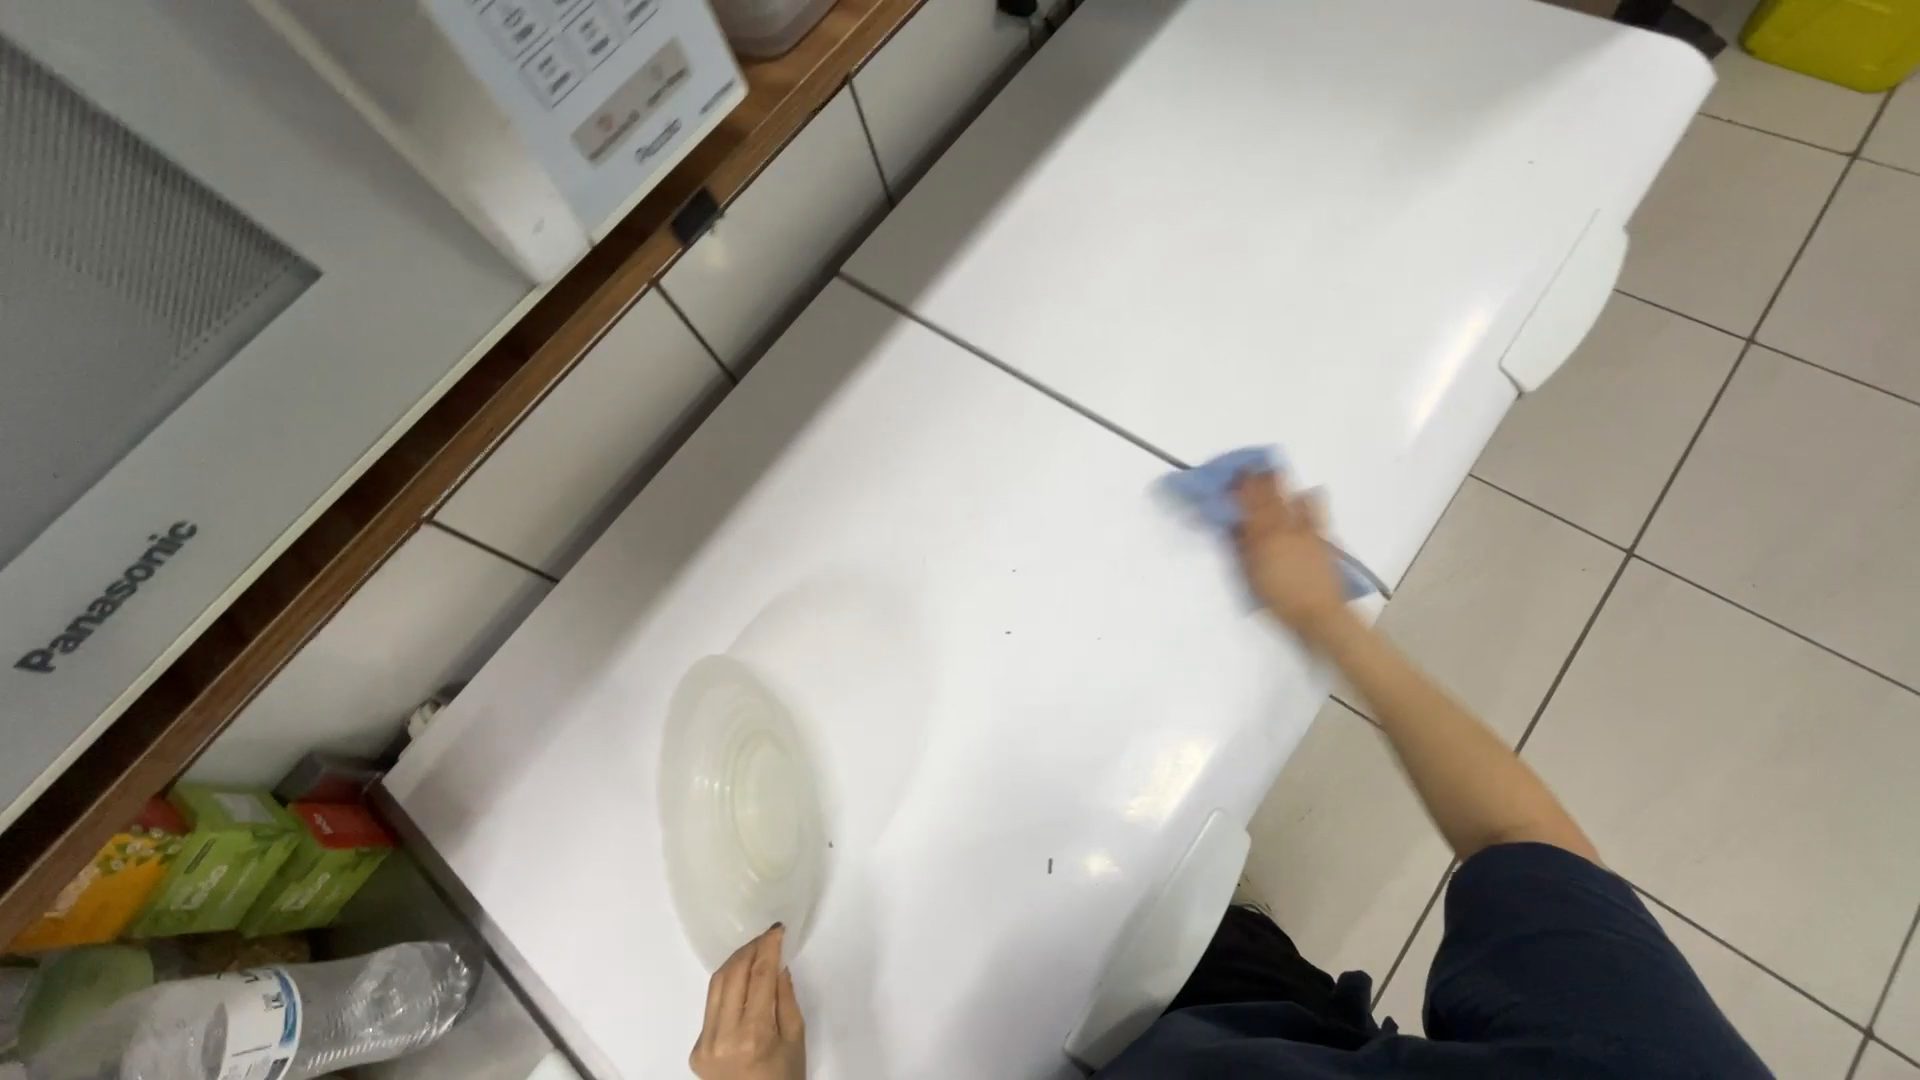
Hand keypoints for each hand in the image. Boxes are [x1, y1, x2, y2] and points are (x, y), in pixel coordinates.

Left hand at [691, 925, 805, 1079]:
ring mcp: (705, 1044)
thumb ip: (785, 998)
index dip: (769, 947)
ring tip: (754, 950)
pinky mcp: (696, 1049)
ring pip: (717, 985)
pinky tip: (741, 979)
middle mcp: (722, 1036)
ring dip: (736, 961)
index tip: (777, 929)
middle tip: (767, 936)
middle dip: (751, 949)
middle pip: (733, 974)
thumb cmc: (784, 1079)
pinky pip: (712, 1006)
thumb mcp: (796, 1038)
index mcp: (753, 1035)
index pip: (759, 976)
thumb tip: (777, 964)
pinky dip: (727, 985)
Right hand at [1233, 469, 1350, 642]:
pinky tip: (1309, 492)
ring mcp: (1306, 530)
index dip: (1239, 487)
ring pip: (1293, 498)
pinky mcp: (1322, 538)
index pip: (1248, 505)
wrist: (1320, 614)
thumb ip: (1240, 548)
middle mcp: (1284, 527)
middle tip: (1251, 466)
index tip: (1232, 474)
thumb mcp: (1249, 576)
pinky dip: (1311, 499)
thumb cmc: (1277, 600)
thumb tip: (1232, 525)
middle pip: (1270, 496)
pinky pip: (1316, 512)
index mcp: (1262, 536)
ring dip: (1282, 484)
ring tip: (1274, 472)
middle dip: (1259, 479)